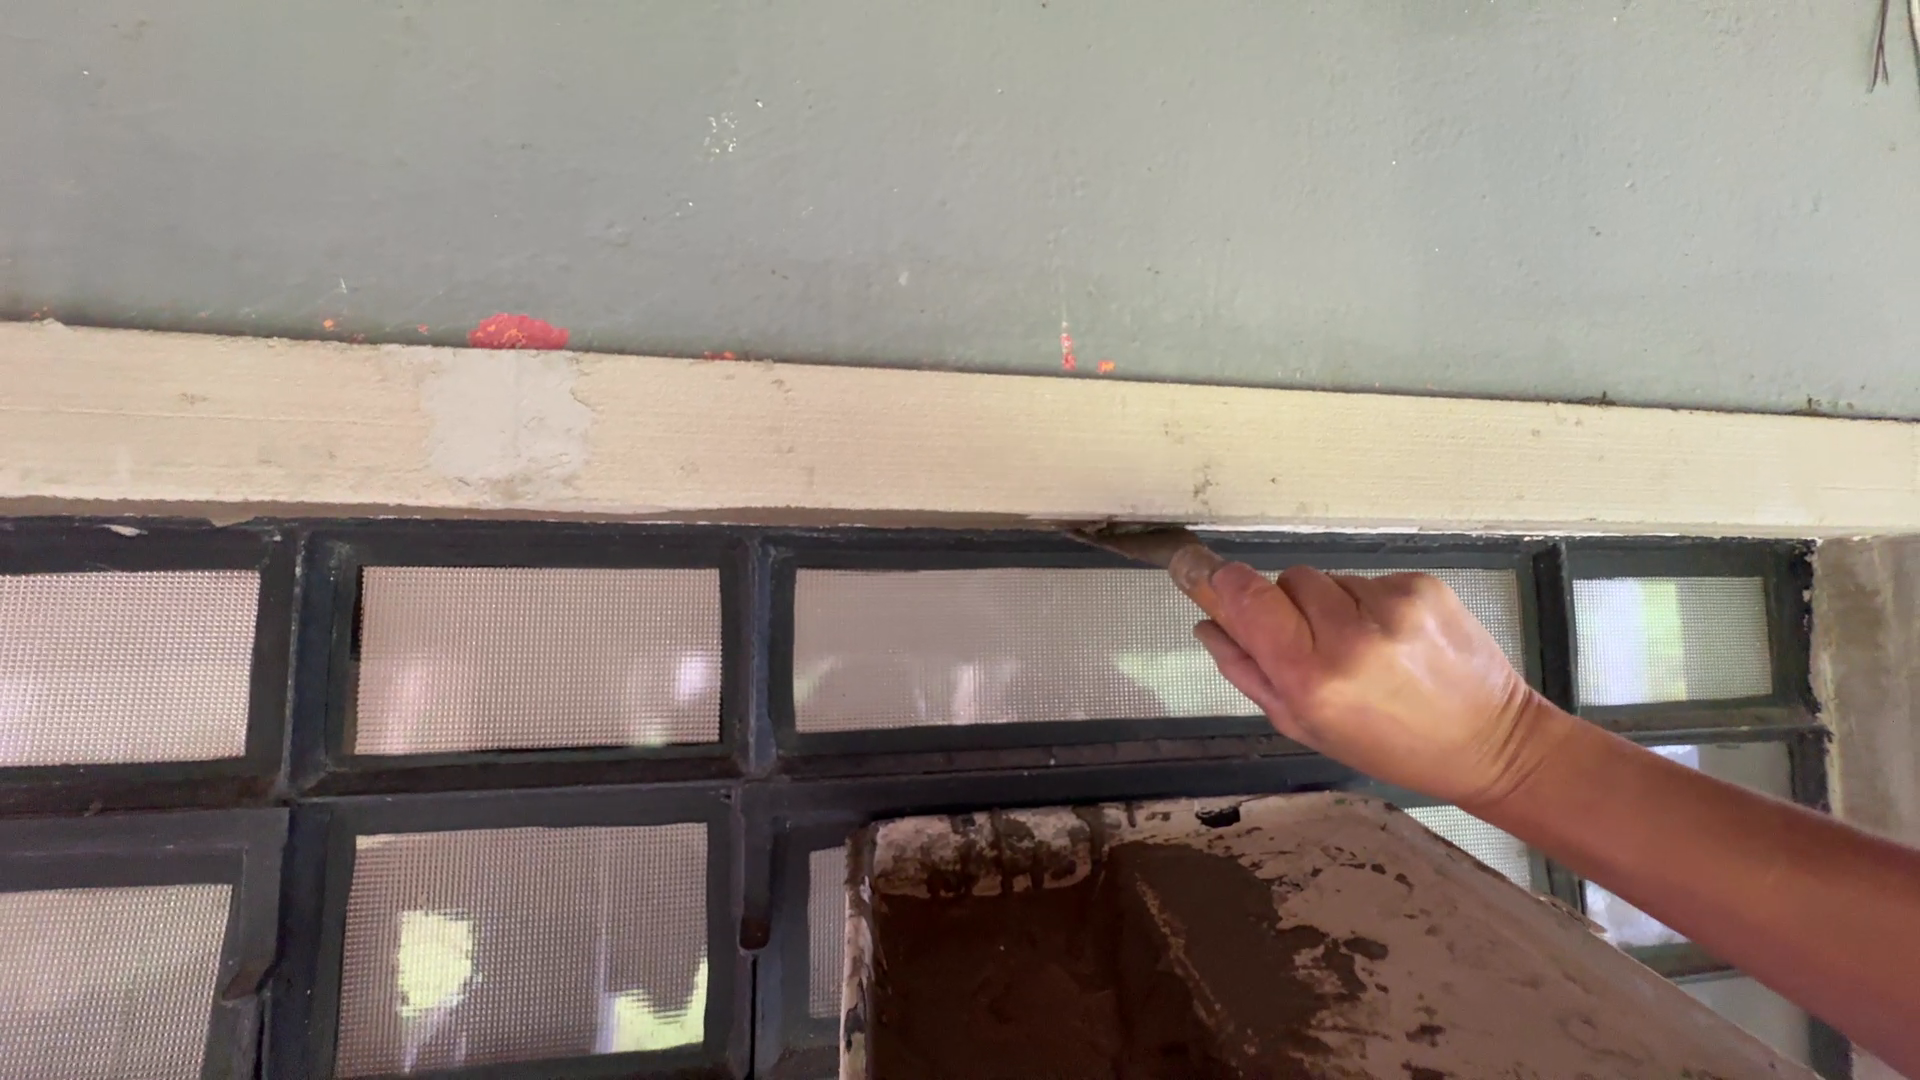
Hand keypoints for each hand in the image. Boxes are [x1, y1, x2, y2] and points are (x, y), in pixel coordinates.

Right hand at [1193, 562, 1569, 807]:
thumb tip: (1206, 623)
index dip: (1221, 581)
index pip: (1246, 596)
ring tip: (1360, 645)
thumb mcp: (1300, 726)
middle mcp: (1348, 633)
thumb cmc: (1385, 746)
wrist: (1492, 743)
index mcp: (1311, 676)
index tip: (1205, 575)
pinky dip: (1364, 603)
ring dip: (1326, 605)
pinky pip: (1364, 579)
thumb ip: (1245, 671)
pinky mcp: (1423, 586)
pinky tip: (1390, 638)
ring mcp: (1391, 604)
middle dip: (1283, 604)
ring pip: (1323, 578)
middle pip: (1283, 580)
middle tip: (1308, 641)